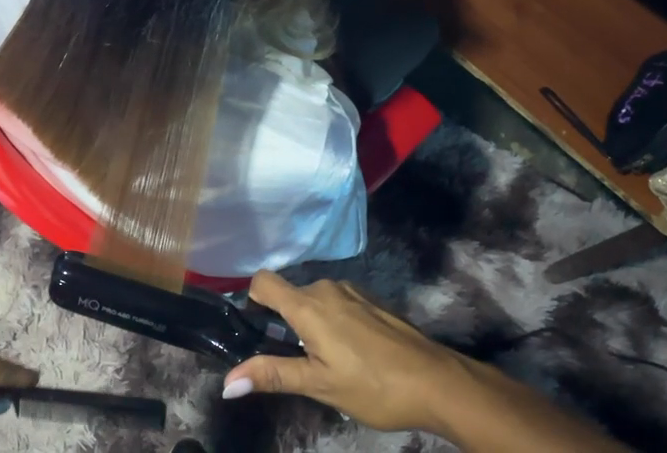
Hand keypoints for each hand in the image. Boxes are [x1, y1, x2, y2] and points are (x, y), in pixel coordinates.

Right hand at [221, 270, 467, 433]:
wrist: (439, 381)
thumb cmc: (374, 386)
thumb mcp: (320, 386)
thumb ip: (273, 375)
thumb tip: (227, 383)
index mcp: (307, 305)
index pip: (263, 281)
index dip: (253, 301)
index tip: (257, 330)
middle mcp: (326, 287)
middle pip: (290, 294)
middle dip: (286, 322)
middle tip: (297, 360)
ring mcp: (352, 291)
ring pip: (316, 300)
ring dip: (313, 324)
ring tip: (329, 361)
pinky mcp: (372, 301)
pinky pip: (340, 303)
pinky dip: (336, 322)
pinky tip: (355, 354)